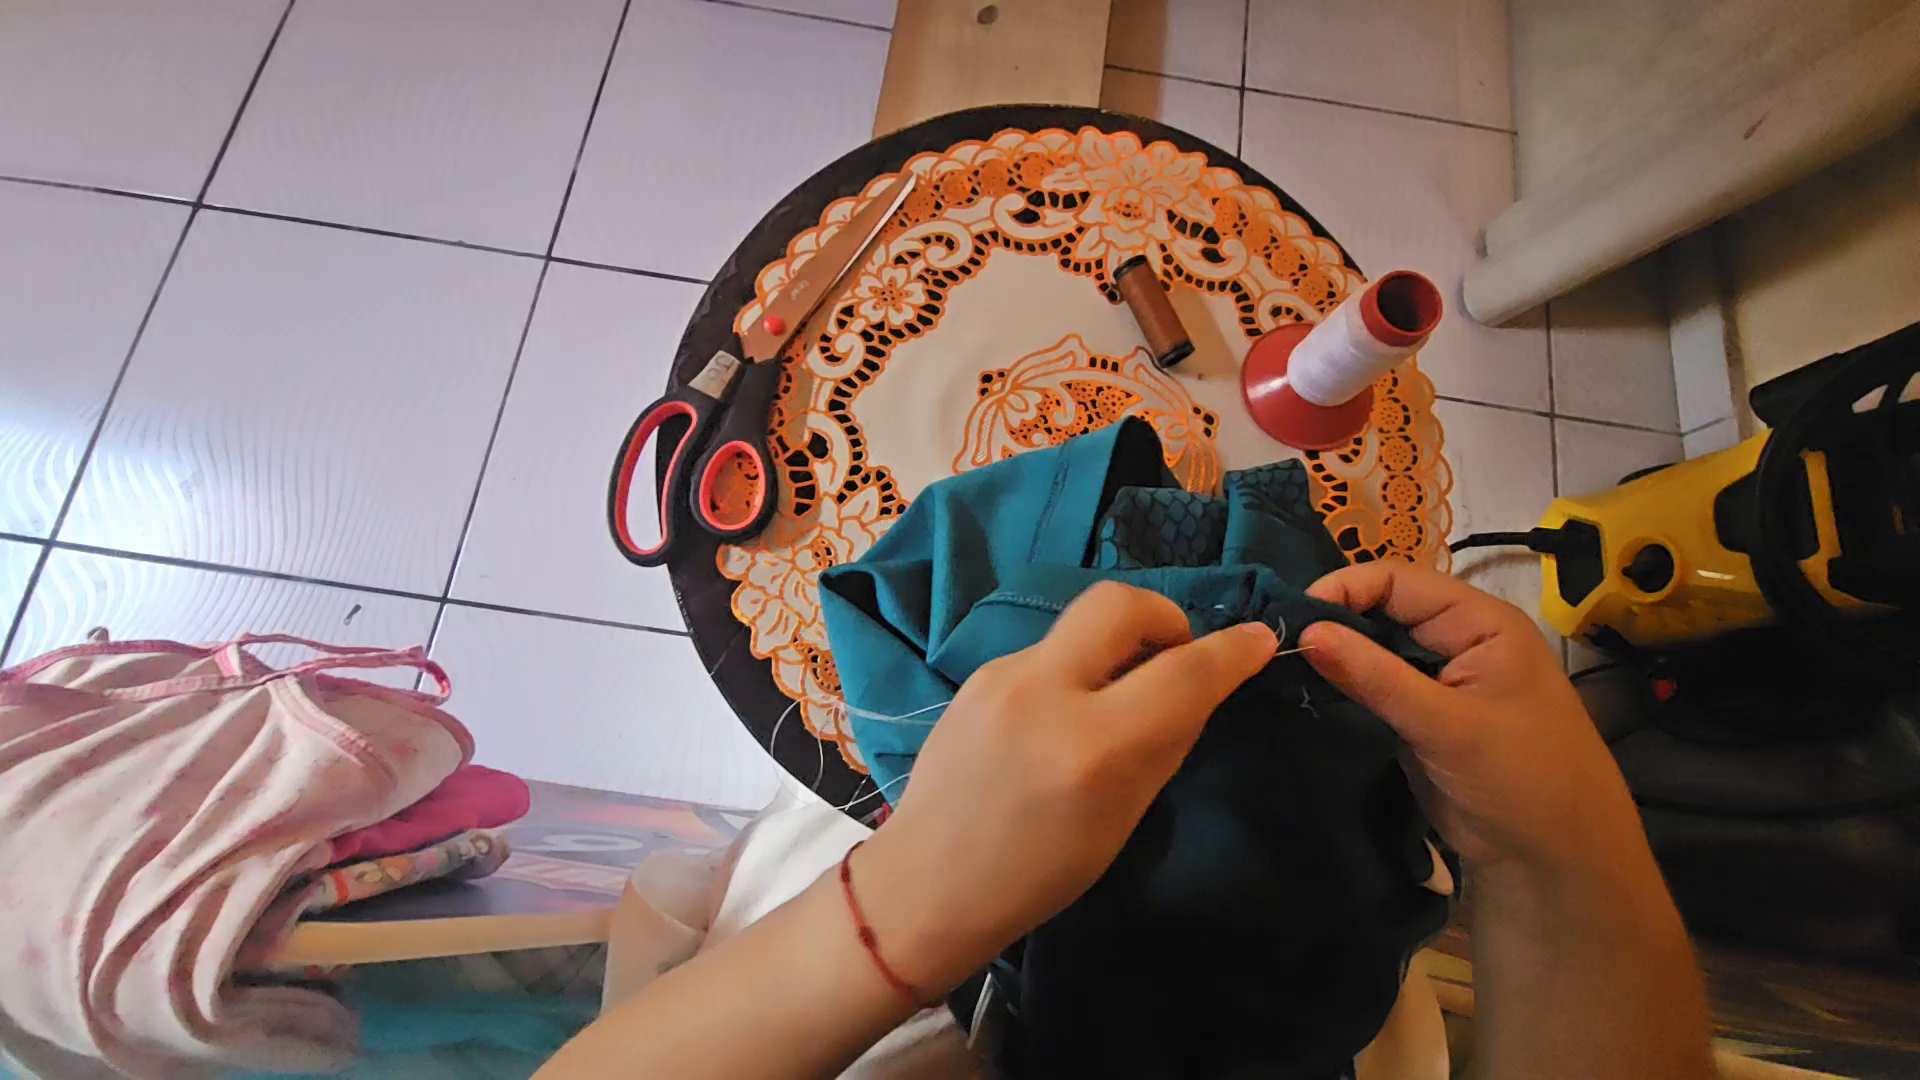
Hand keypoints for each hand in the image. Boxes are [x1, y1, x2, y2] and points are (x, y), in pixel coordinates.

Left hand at [853, 582, 1276, 992]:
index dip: (1232, 652)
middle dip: (1163, 615)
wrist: (931, 877)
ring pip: (1079, 626)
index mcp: (1091, 746)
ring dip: (1115, 646)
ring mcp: (1000, 675)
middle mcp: (1043, 691)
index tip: (1257, 639)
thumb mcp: (1123, 817)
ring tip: (1114, 696)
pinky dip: (1075, 668)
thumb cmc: (1040, 871)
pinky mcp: (976, 673)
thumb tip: (1196, 687)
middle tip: (1173, 655)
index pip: (1182, 673)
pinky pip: (1046, 651)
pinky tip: (1061, 712)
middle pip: (1118, 602)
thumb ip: (1165, 742)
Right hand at [1299, 562, 1642, 872]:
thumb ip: (1374, 676)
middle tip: (1279, 641)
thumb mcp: (1446, 727)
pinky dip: (1341, 677)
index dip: (1344, 588)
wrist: (1555, 863)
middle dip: (1332, 618)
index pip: (1398, 580)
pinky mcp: (1418, 706)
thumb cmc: (1522, 783)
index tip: (1294, 618)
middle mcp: (1457, 637)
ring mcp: (1436, 673)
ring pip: (1372, 641)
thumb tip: (1305, 631)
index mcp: (1480, 623)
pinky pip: (1371, 676)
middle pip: (1380, 605)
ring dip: (1333, 649)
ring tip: (1284, 660)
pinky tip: (1309, 684)